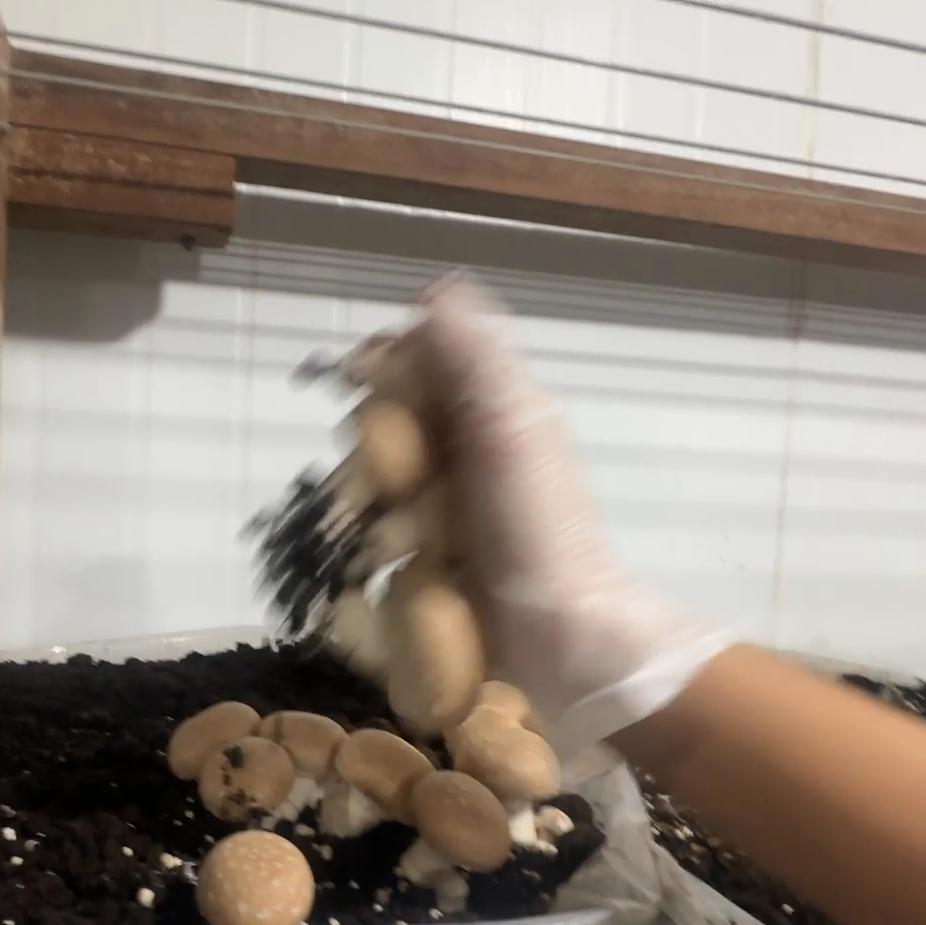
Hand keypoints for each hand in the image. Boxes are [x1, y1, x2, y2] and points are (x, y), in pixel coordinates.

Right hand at [399, 276, 731, 751]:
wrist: (561, 636)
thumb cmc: (541, 528)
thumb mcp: (513, 428)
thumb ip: (476, 357)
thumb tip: (432, 288)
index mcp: (485, 411)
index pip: (411, 365)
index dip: (380, 370)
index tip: (364, 390)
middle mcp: (460, 451)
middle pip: (384, 424)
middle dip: (377, 451)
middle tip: (400, 484)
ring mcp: (441, 506)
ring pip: (373, 481)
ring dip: (377, 507)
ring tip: (409, 539)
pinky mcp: (424, 553)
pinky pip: (377, 532)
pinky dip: (380, 544)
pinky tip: (400, 562)